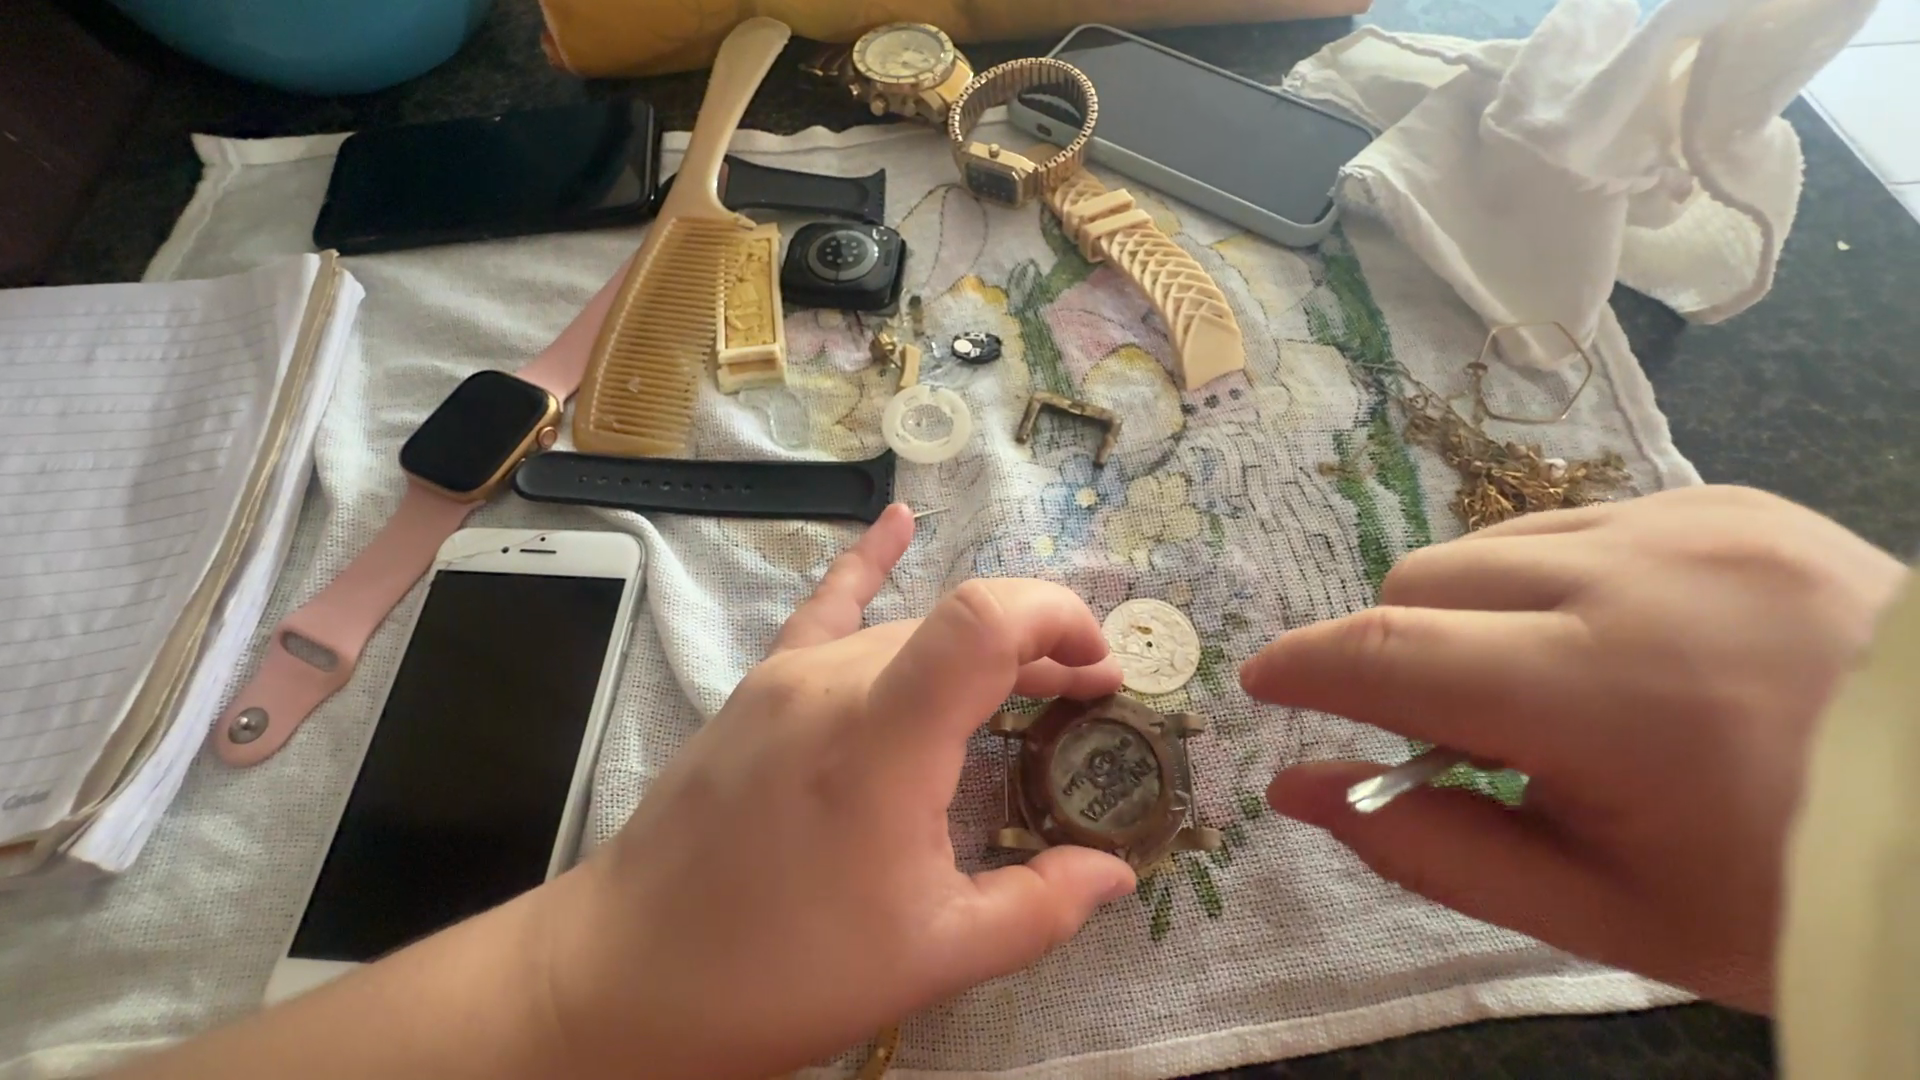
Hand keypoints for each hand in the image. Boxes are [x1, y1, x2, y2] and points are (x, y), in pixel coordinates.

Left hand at [540, 505, 1133, 1078]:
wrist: (628, 971)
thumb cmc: (783, 969)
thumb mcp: (932, 955)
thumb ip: (1038, 908)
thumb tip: (1117, 874)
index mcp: (883, 738)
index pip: (983, 620)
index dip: (1056, 616)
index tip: (1098, 662)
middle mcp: (835, 681)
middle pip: (958, 624)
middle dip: (1038, 647)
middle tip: (1086, 691)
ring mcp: (789, 674)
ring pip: (909, 632)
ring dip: (979, 648)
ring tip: (1030, 679)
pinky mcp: (760, 685)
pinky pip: (826, 609)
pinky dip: (870, 564)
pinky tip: (898, 520)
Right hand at [1240, 486, 1906, 1010]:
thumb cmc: (1791, 893)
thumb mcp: (1599, 911)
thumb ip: (1426, 847)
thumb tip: (1295, 788)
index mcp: (1610, 696)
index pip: (1389, 655)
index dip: (1304, 666)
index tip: (1261, 684)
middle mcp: (1639, 577)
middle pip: (1418, 583)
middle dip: (1400, 651)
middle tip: (1459, 725)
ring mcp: (1687, 521)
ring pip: (1477, 546)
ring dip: (1467, 612)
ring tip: (1549, 680)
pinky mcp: (1719, 497)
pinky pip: (1556, 525)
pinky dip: (1538, 582)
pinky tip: (1614, 637)